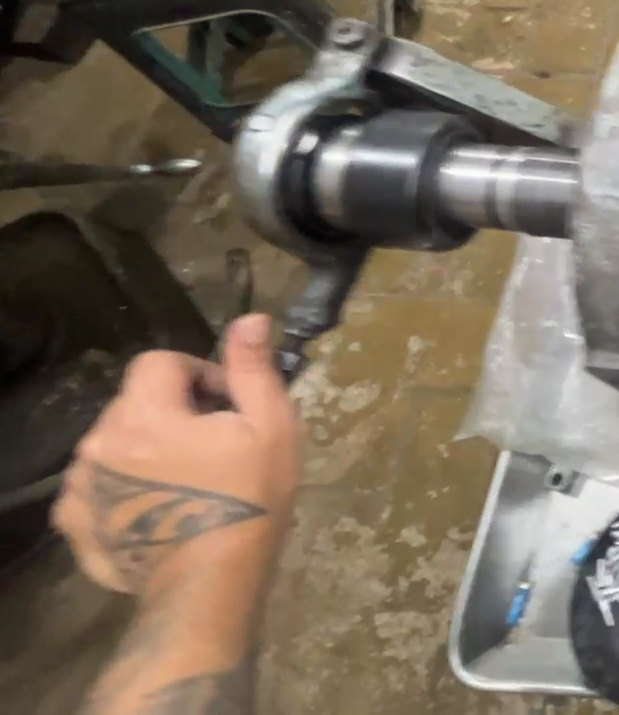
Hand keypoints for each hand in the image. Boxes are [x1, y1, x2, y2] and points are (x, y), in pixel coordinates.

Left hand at [54, 314, 300, 596]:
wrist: (211, 573)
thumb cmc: (252, 489)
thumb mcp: (272, 422)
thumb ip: (252, 369)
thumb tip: (250, 320)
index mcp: (144, 417)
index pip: (157, 363)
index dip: (200, 371)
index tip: (230, 400)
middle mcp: (97, 446)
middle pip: (135, 402)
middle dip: (176, 408)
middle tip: (220, 437)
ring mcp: (78, 488)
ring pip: (115, 441)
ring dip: (150, 444)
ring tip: (193, 472)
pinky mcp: (72, 521)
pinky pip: (99, 481)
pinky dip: (129, 480)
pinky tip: (165, 501)